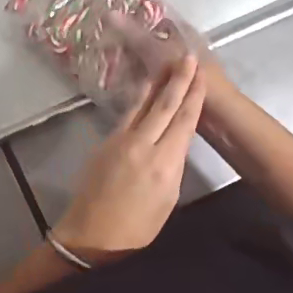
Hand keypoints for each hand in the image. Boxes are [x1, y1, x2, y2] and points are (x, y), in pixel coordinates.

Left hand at [50, 56, 206, 265]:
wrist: (90, 235)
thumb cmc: (136, 229)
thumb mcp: (167, 200)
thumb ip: (173, 166)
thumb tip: (175, 143)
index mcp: (164, 163)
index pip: (184, 120)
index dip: (194, 96)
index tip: (201, 75)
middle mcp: (142, 145)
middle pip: (164, 105)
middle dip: (177, 80)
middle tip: (186, 57)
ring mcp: (119, 141)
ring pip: (141, 106)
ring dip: (155, 84)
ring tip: (165, 66)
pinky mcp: (105, 143)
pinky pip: (127, 116)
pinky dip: (139, 101)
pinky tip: (144, 93)